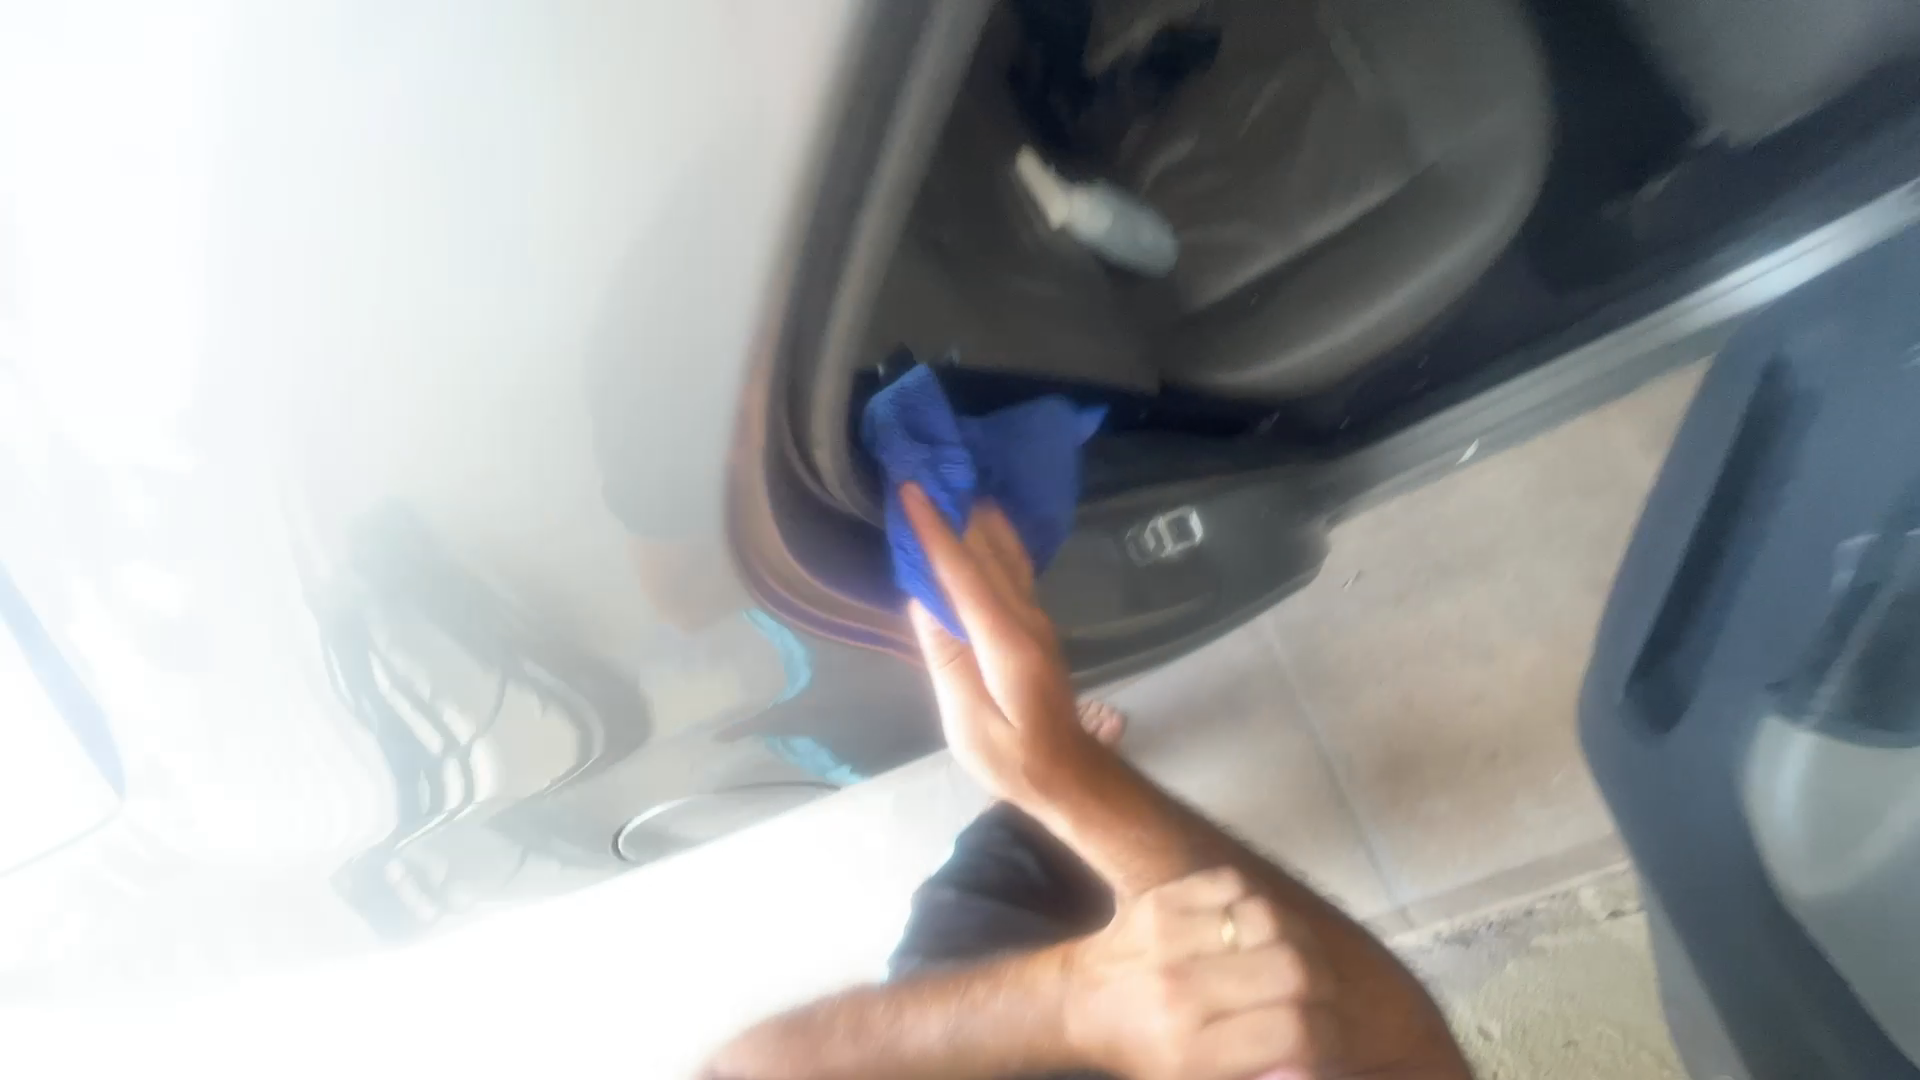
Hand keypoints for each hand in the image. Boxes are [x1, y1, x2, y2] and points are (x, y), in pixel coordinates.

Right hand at [900, 484, 1100, 804]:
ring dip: (977, 517)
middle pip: (987, 552)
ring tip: (952, 482)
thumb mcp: (968, 722)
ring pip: (1006, 553)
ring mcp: (1036, 618)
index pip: (963, 574)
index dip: (935, 531)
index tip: (912, 490)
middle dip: (954, 509)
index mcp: (1005, 642)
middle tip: (927, 467)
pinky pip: (1013, 567)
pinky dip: (992, 539)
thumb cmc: (1012, 757)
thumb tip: (922, 601)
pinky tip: (986, 523)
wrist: (1068, 773)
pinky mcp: (1036, 624)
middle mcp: (1025, 618)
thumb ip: (946, 658)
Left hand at [1062, 867, 1337, 1079]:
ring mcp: (1168, 935)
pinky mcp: (1160, 897)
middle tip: (1315, 993)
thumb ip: (1263, 1077)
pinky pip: (1233, 882)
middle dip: (1321, 983)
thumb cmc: (1149, 1053)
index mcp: (1194, 1050)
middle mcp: (1181, 990)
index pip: (1295, 1030)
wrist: (1082, 1001)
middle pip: (1293, 968)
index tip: (1325, 1034)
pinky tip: (1250, 927)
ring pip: (1269, 917)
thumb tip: (1315, 1064)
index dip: (1330, 1033)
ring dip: (1294, 937)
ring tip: (1289, 955)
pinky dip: (1254, 900)